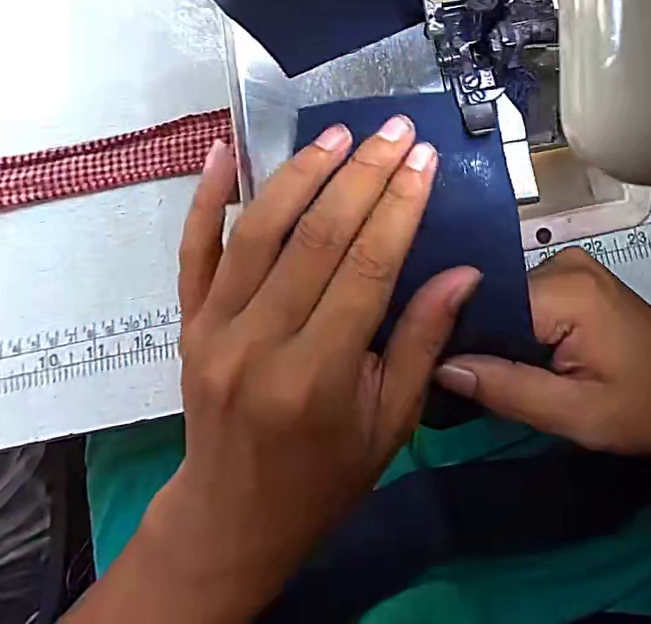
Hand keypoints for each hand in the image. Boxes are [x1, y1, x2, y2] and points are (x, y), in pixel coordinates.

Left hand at [80, 117, 479, 623]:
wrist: (233, 517)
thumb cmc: (325, 475)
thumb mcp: (390, 422)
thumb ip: (422, 341)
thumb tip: (463, 272)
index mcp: (317, 377)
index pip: (367, 268)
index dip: (400, 206)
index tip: (423, 160)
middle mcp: (259, 344)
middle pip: (316, 237)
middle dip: (363, 175)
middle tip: (395, 132)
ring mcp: (213, 328)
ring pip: (258, 230)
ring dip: (302, 172)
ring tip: (338, 133)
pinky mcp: (187, 320)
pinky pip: (193, 249)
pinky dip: (206, 196)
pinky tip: (223, 149)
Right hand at [433, 248, 650, 457]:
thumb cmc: (647, 407)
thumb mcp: (578, 414)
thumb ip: (509, 390)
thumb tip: (441, 366)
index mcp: (567, 288)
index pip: (489, 303)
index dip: (465, 340)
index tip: (445, 373)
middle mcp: (564, 260)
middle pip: (497, 298)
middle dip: (484, 340)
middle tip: (475, 383)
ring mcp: (570, 263)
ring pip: (508, 298)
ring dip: (501, 335)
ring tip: (498, 372)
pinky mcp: (574, 274)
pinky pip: (526, 296)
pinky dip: (519, 327)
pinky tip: (521, 355)